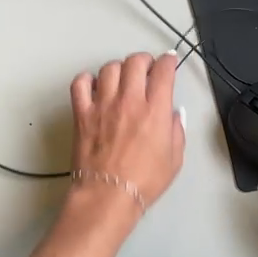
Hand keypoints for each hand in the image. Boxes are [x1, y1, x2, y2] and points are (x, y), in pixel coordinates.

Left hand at [70, 51, 186, 210]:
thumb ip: (177, 131)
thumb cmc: (143, 182)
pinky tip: (94, 87)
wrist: (107, 196)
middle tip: (146, 69)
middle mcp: (129, 101)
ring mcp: (103, 105)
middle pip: (135, 61)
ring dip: (119, 68)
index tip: (168, 62)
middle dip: (144, 60)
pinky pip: (80, 83)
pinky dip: (87, 80)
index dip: (168, 61)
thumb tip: (174, 115)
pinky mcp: (82, 114)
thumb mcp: (175, 159)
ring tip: (121, 79)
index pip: (164, 70)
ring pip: (109, 68)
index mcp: (156, 110)